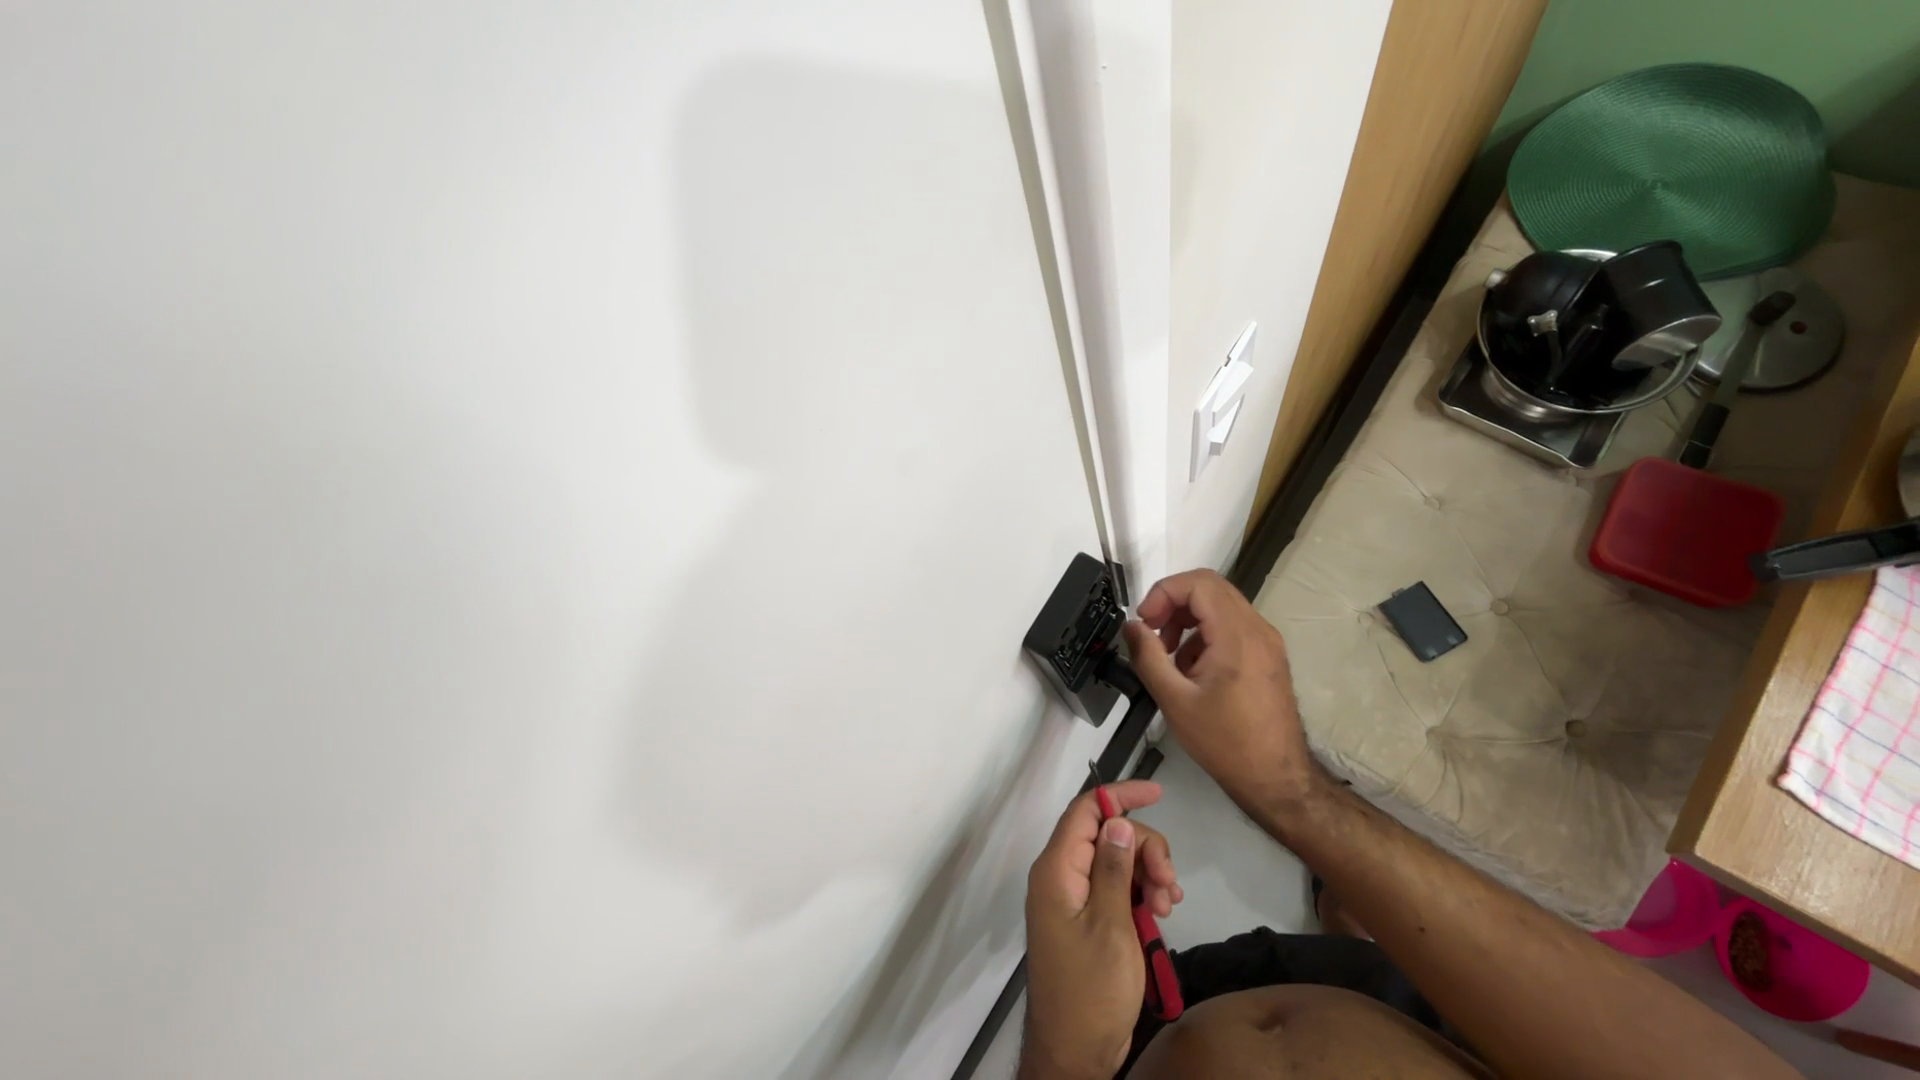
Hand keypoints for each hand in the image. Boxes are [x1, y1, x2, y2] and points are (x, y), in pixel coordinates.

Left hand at [1021, 780, 1179, 1079]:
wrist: (1075, 1050)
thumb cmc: (1091, 989)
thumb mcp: (1110, 925)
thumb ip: (1114, 868)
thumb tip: (1117, 820)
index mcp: (1057, 870)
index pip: (1085, 811)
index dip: (1121, 796)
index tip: (1159, 792)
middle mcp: (1061, 876)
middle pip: (1107, 835)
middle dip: (1144, 849)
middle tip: (1169, 885)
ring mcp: (1074, 899)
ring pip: (1117, 861)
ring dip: (1148, 874)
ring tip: (1168, 906)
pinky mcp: (1088, 920)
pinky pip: (1116, 889)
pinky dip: (1141, 894)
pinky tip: (1161, 912)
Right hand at [1122, 569, 1318, 813]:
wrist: (1275, 778)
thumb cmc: (1224, 742)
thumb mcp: (1174, 701)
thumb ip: (1148, 656)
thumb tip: (1132, 626)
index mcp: (1237, 637)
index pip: (1199, 583)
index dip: (1164, 592)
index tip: (1145, 622)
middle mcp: (1258, 630)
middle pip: (1211, 588)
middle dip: (1174, 603)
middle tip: (1152, 633)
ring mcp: (1268, 642)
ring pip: (1222, 606)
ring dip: (1188, 620)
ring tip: (1169, 656)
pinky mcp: (1269, 656)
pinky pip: (1233, 626)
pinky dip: (1206, 634)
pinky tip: (1192, 670)